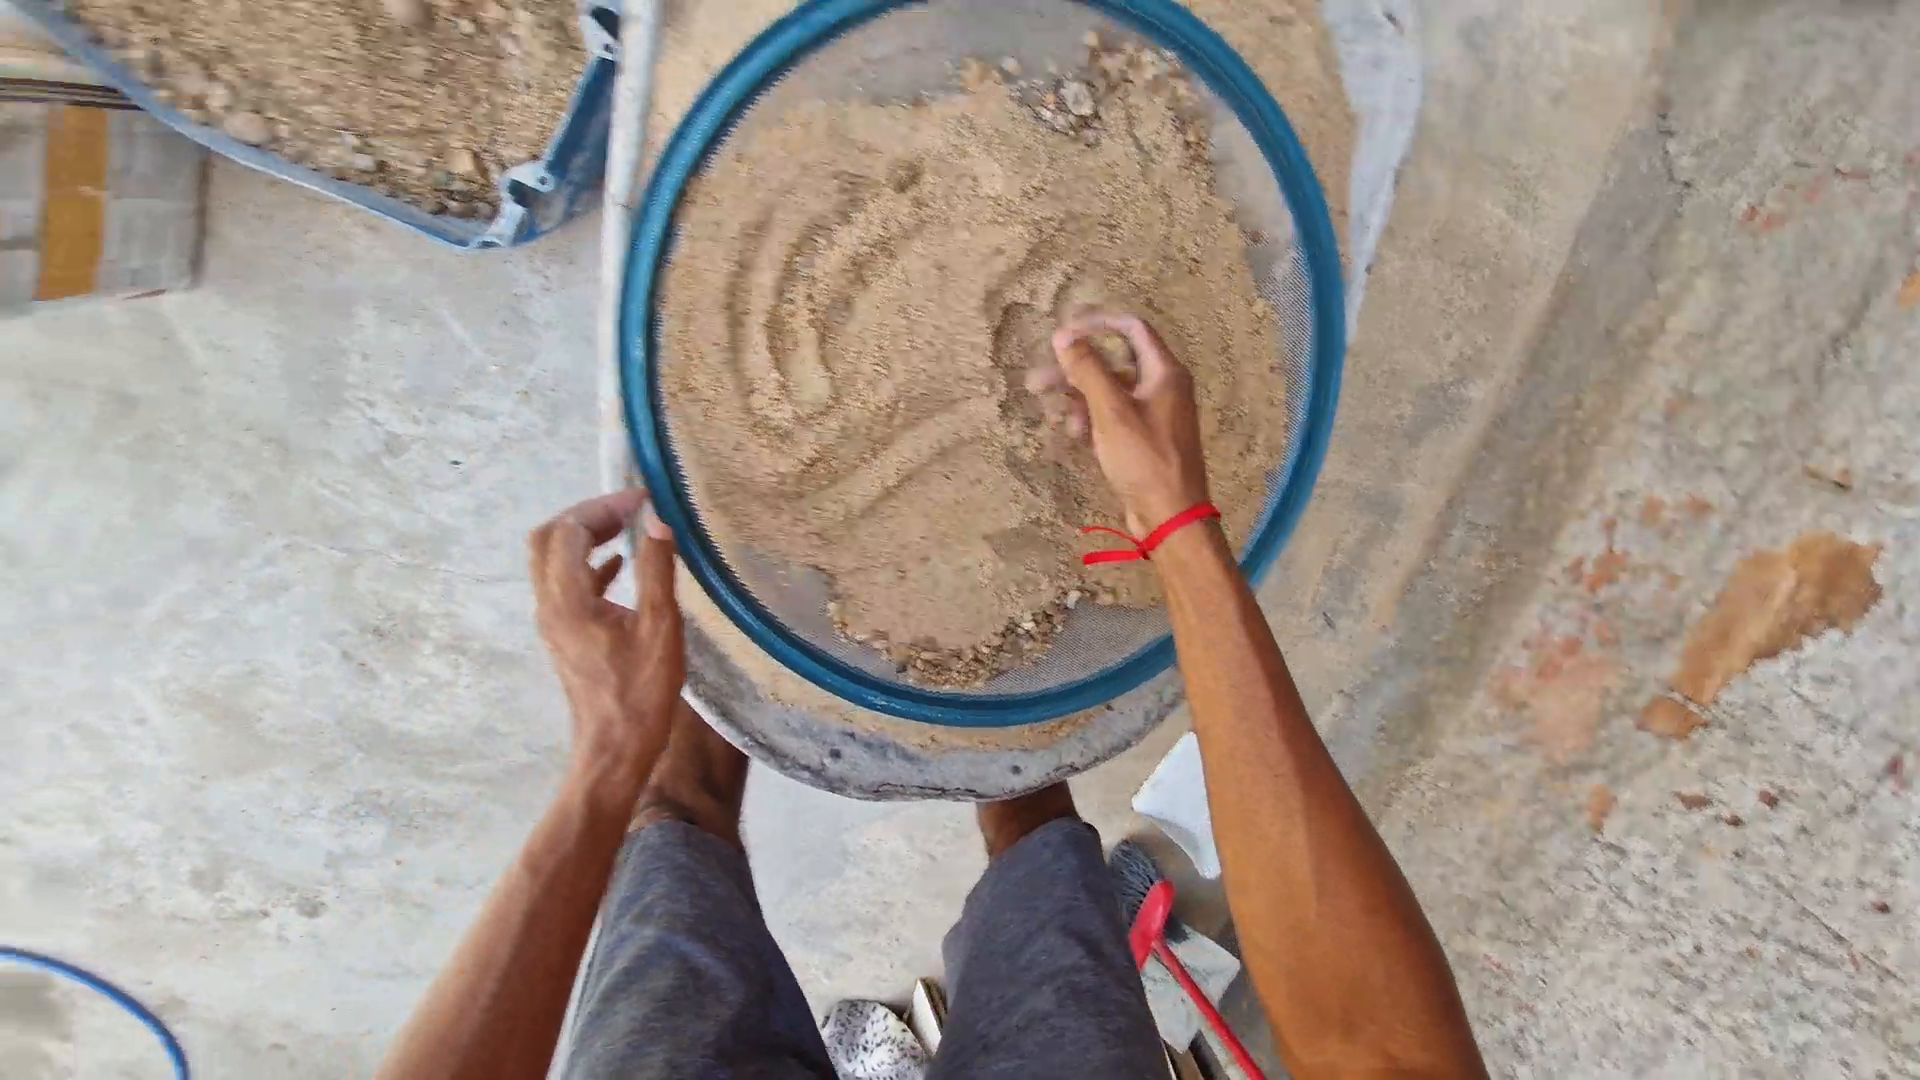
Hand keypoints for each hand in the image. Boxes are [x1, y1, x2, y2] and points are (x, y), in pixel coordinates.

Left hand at [528, 489, 682, 791]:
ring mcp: (554, 622)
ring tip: (627, 527)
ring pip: (553, 561)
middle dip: (586, 515)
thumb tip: (658, 521)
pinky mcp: (566, 635)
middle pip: (548, 539)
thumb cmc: (640, 692)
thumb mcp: (659, 628)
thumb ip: (656, 570)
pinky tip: (620, 564)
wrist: (614, 748)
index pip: (568, 531)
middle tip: (628, 508)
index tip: (644, 500)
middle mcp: (550, 606)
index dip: (604, 506)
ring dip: (586, 536)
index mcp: (567, 600)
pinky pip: (568, 584)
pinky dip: (591, 563)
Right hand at [1029, 312, 1210, 534]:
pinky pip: (1113, 419)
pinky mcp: (1142, 439)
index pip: (1131, 329)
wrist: (1169, 515)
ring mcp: (1152, 415)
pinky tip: (1074, 435)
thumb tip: (1064, 335)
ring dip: (1078, 400)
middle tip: (1038, 381)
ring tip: (1049, 412)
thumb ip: (1088, 370)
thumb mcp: (1111, 411)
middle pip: (1113, 364)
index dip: (1097, 324)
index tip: (1064, 332)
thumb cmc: (1144, 459)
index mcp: (1164, 372)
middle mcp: (1162, 387)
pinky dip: (1092, 422)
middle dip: (1075, 371)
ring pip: (1109, 394)